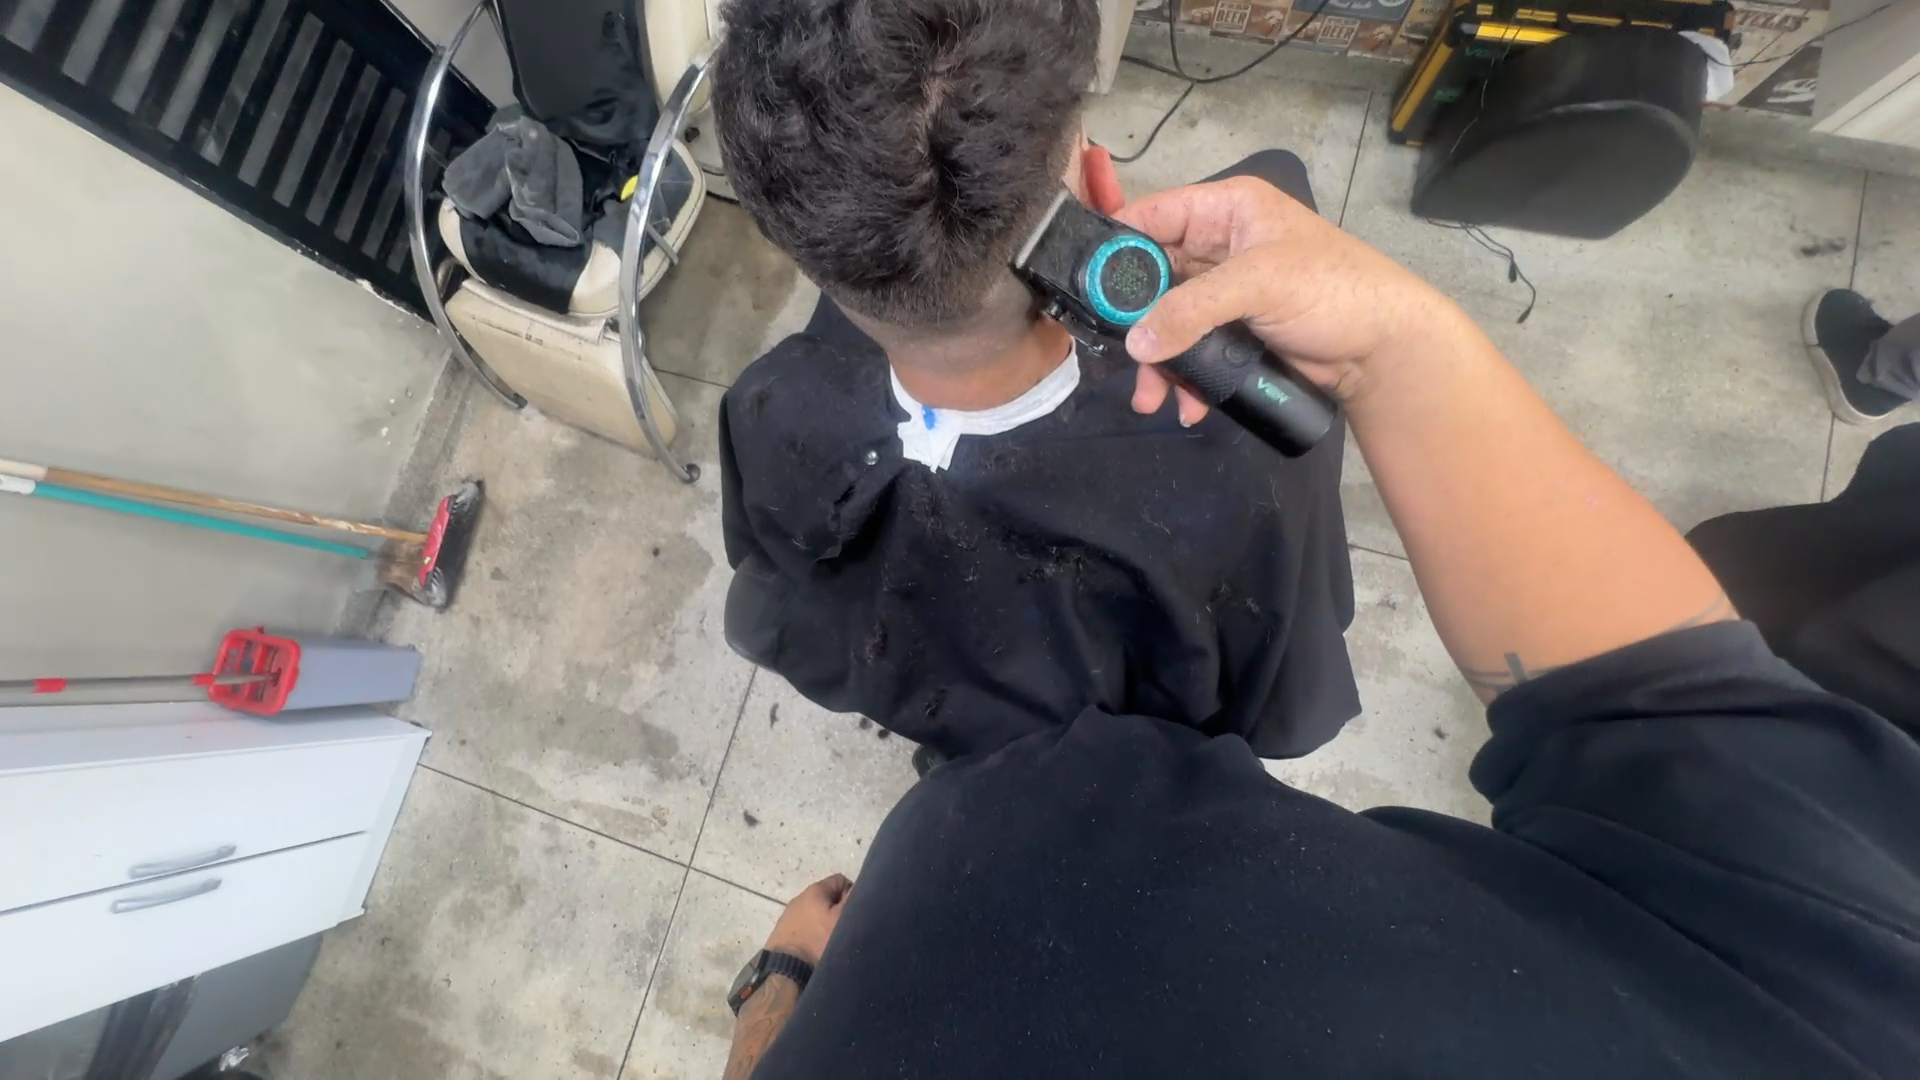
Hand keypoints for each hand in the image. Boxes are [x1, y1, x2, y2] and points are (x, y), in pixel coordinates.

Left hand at [764, 873, 852, 966]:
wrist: (785, 972)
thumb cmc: (817, 941)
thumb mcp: (841, 918)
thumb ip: (852, 899)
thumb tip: (858, 887)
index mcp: (815, 889)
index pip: (841, 880)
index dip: (852, 894)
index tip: (854, 913)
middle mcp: (799, 898)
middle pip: (826, 898)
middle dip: (836, 911)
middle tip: (844, 930)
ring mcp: (788, 916)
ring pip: (814, 914)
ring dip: (823, 924)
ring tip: (829, 942)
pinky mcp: (781, 934)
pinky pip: (803, 928)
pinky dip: (810, 935)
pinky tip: (814, 950)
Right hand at [1115, 176, 1455, 423]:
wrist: (1380, 349)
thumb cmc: (1331, 292)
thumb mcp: (1259, 284)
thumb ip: (1192, 310)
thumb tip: (1134, 345)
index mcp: (1224, 212)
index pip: (1150, 217)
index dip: (1114, 247)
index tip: (1085, 287)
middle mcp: (1215, 248)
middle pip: (1150, 280)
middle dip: (1134, 323)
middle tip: (1119, 355)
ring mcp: (1220, 296)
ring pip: (1164, 324)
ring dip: (1156, 364)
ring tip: (1151, 399)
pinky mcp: (1227, 335)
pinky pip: (1187, 352)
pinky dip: (1182, 380)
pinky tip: (1188, 405)